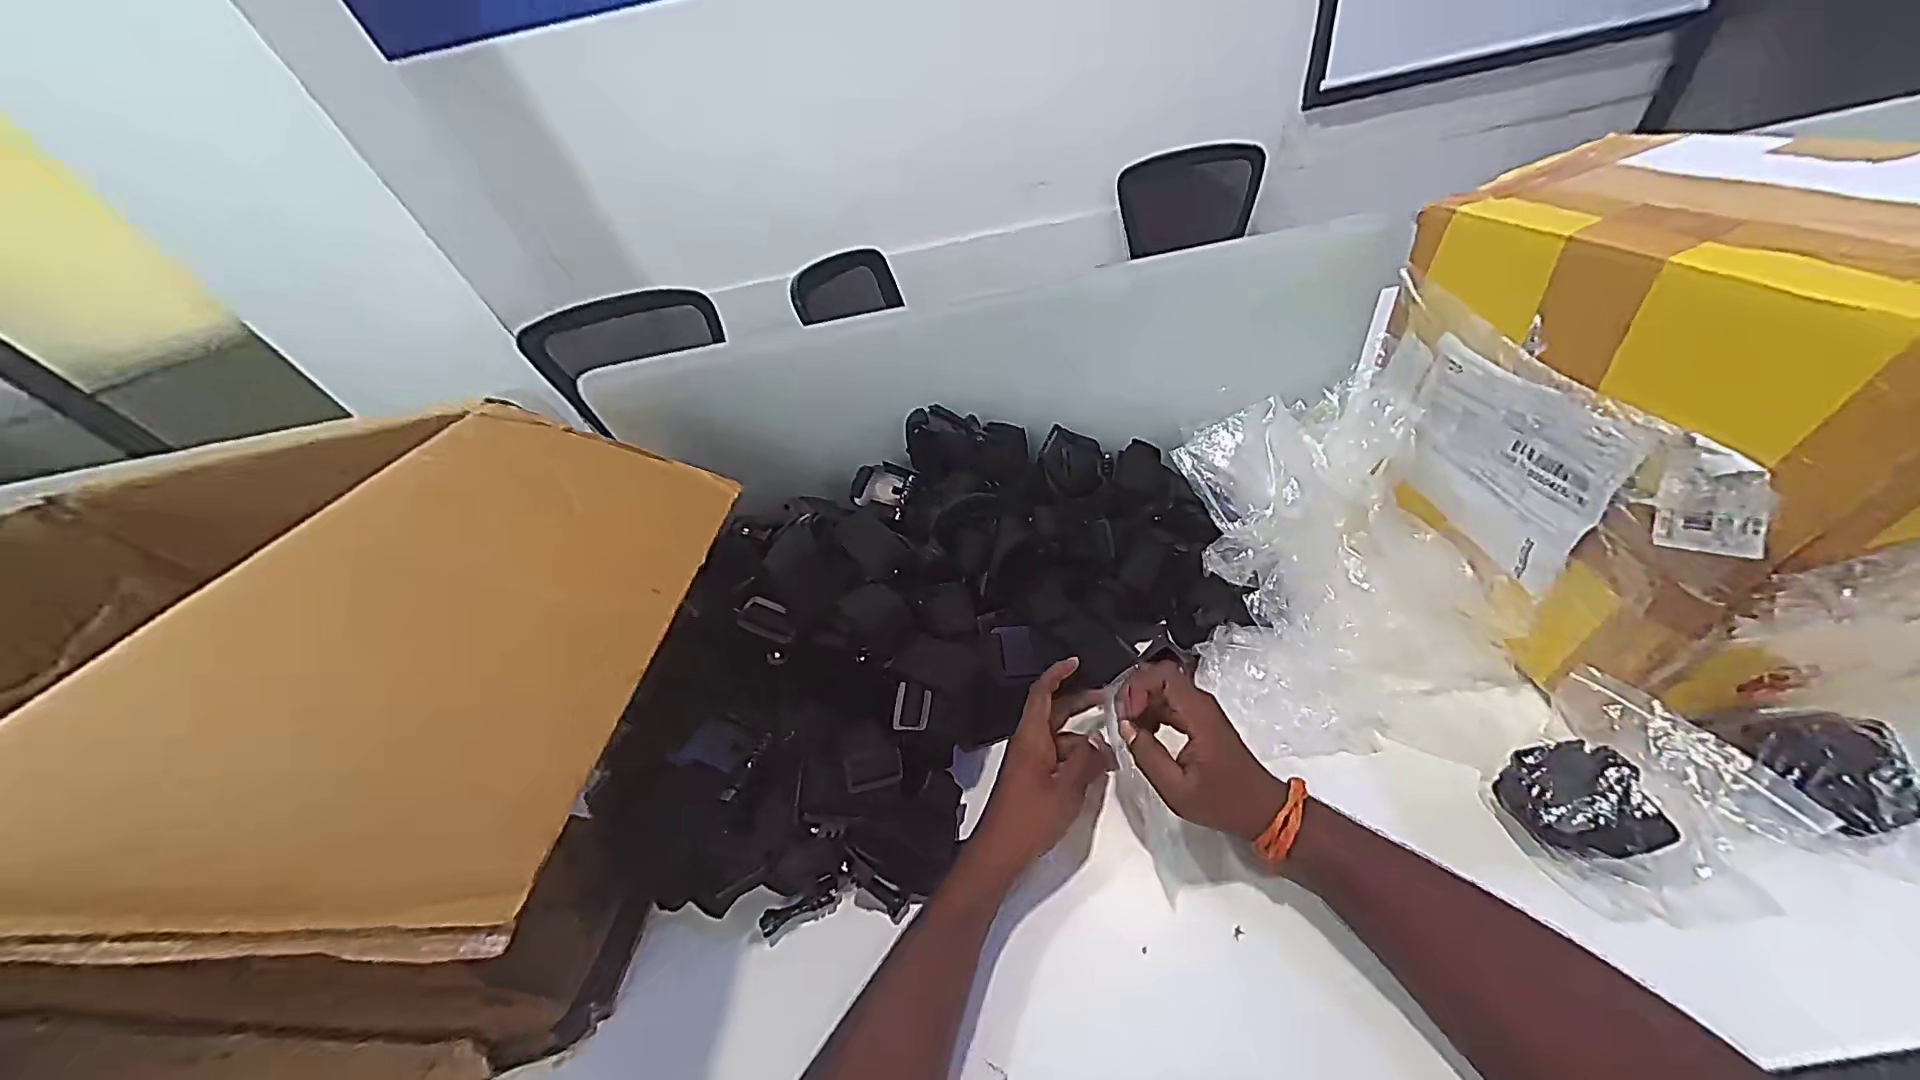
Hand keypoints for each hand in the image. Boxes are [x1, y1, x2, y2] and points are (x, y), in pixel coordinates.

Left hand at [964, 658, 1113, 884]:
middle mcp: (1028, 743)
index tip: (1074, 662)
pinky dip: (1076, 758)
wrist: (999, 851)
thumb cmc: (1029, 819)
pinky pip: (1056, 756)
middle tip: (1107, 701)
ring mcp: (1029, 761)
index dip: (1057, 674)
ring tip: (1109, 751)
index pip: (1042, 693)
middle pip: (1053, 713)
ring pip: (1059, 738)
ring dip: (1082, 740)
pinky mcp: (1031, 778)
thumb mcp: (1068, 788)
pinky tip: (1094, 771)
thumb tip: (1102, 745)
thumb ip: (1088, 762)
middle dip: (1079, 704)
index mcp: (1031, 737)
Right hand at [1117, 661, 1288, 840]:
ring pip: (1162, 689)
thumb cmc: (1224, 802)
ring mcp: (1201, 711)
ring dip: (1141, 705)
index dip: (1137, 688)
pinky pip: (1169, 703)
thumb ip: (1146, 755)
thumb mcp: (1176, 788)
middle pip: (1159, 677)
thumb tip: (1126, 729)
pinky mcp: (1200, 719)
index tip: (1127, 714)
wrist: (1261, 810)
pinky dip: (1151, 713)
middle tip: (1123, 721)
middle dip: (1135, 694)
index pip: (1162, 675)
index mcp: (1199, 715)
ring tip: (1131, 731)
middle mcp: (1201, 705)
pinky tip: (1145, 735)